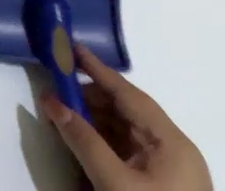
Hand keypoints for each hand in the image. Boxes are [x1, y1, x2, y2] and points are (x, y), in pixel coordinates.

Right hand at [41, 46, 211, 190]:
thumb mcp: (114, 182)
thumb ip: (82, 140)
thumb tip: (51, 101)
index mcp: (171, 142)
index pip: (129, 94)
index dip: (99, 70)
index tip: (71, 48)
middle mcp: (173, 150)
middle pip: (127, 111)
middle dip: (89, 98)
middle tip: (55, 91)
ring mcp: (169, 170)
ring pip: (125, 131)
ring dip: (93, 121)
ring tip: (62, 116)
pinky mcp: (161, 185)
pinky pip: (127, 152)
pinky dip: (103, 142)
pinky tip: (81, 142)